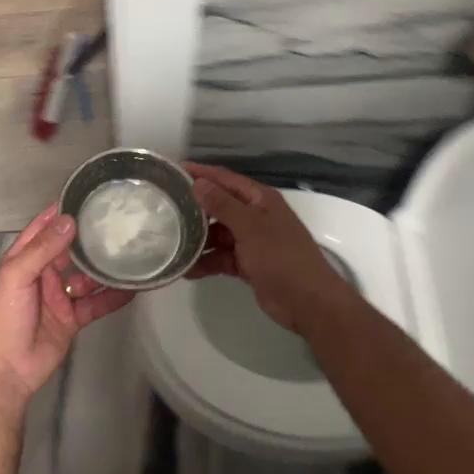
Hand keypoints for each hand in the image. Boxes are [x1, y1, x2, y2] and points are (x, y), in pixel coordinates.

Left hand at [0, 205, 133, 416]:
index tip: (84, 197)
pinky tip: (130, 289)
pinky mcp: (71, 319)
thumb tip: (67, 221)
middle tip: (116, 223)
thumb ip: (42, 249)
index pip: (43, 228)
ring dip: (104, 269)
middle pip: (69, 250)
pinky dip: (111, 297)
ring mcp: (57, 297)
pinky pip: (94, 304)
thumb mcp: (16, 277)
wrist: (5, 371)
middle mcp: (42, 274)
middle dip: (88, 239)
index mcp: (23, 260)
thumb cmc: (2, 319)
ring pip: (85, 277)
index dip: (61, 213)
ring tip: (129, 254)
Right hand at [184, 162, 351, 334]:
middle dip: (195, 207)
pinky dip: (207, 262)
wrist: (309, 302)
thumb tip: (198, 183)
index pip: (225, 179)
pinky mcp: (248, 264)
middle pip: (220, 206)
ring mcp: (252, 241)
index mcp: (260, 199)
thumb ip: (223, 205)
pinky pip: (222, 258)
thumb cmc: (282, 257)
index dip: (201, 173)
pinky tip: (186, 269)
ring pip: (218, 234)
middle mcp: (255, 216)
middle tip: (164, 207)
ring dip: (197, 239)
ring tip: (169, 242)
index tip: (174, 170)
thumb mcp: (250, 227)